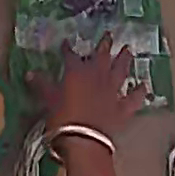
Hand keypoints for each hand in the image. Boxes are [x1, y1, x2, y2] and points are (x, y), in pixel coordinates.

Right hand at [30, 34, 145, 143]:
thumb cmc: (63, 118)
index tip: (66, 42)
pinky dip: (139, 92)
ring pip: (120, 71)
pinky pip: (134, 98)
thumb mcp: (48, 99)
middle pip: (102, 56)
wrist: (84, 141)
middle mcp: (97, 76)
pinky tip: (145, 86)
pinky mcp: (123, 108)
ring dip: (124, 60)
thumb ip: (41, 84)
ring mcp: (112, 91)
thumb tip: (29, 72)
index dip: (68, 48)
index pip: (71, 55)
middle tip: (110, 34)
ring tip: (129, 50)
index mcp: (77, 72)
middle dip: (105, 44)